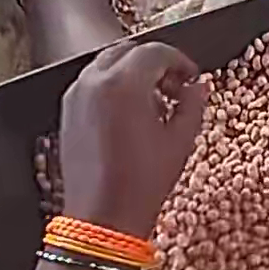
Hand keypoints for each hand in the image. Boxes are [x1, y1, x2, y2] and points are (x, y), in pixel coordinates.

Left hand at [58, 41, 206, 237]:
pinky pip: (94, 84)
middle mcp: (94, 81)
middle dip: (156, 63)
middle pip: (129, 51)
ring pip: (108, 64)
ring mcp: (77, 95)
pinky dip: (115, 87)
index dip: (180, 61)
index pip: (155, 52)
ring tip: (156, 103)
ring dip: (134, 73)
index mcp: (123, 84)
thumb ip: (192, 106)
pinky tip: (133, 115)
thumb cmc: (141, 185)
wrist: (102, 218)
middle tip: (176, 87)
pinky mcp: (68, 112)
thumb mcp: (179, 143)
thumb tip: (200, 88)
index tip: (192, 77)